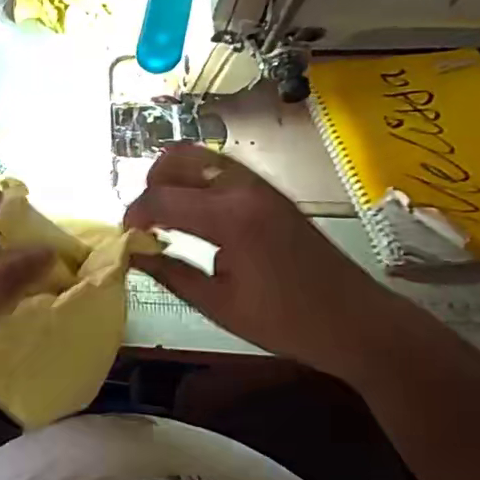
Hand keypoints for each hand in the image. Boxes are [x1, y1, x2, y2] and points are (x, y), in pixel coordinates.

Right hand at [123, 144, 396, 367]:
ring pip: (201, 157)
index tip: (124, 238)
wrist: (355, 321)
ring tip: (167, 219)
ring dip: (175, 179)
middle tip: (145, 222)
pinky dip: (198, 181)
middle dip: (151, 184)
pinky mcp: (271, 192)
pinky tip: (197, 218)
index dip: (134, 215)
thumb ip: (171, 274)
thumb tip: (133, 255)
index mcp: (230, 218)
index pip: (161, 198)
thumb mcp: (219, 305)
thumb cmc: (286, 322)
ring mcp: (261, 185)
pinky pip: (222, 170)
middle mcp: (244, 188)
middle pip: (178, 157)